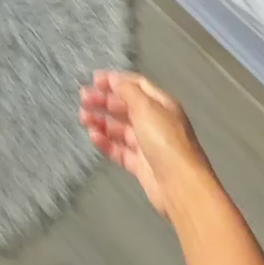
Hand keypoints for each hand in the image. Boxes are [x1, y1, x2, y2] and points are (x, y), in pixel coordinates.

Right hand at [79, 70, 207, 216]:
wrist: (180, 186)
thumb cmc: (165, 140)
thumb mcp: (146, 108)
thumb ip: (127, 90)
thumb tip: (112, 78)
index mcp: (160, 104)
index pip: (136, 85)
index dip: (115, 80)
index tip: (94, 80)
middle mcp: (154, 122)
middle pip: (125, 106)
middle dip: (104, 100)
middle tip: (83, 98)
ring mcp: (147, 144)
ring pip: (119, 128)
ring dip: (101, 120)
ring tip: (83, 118)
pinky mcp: (139, 164)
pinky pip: (119, 149)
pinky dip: (105, 141)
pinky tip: (93, 136)